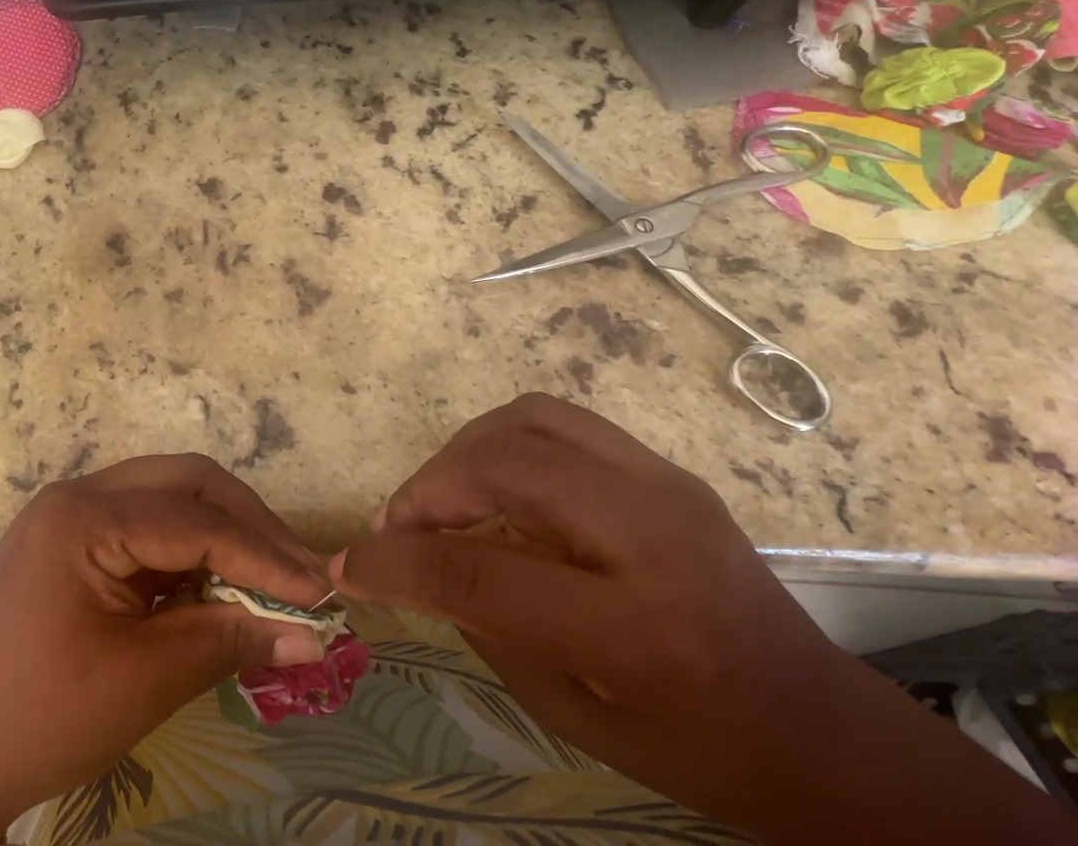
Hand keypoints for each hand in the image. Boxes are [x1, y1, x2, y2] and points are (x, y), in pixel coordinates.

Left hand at [0, 455, 332, 845]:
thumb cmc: (46, 715)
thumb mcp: (146, 678)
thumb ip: (230, 640)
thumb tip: (313, 634)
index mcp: (82, 518)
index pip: (196, 521)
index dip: (265, 556)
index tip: (321, 594)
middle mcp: (74, 498)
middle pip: (184, 485)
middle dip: (248, 526)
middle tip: (300, 575)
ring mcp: (67, 518)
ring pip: (166, 500)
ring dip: (222, 536)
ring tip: (271, 583)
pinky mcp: (69, 545)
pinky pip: (143, 530)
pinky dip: (187, 555)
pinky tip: (219, 590)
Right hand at [334, 393, 1074, 844]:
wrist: (815, 723)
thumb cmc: (689, 744)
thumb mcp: (571, 713)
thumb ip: (484, 627)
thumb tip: (409, 565)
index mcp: (637, 628)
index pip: (480, 571)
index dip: (394, 563)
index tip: (347, 565)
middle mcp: (654, 535)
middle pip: (502, 464)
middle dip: (425, 490)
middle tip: (397, 531)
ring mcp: (667, 486)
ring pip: (526, 419)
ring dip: (459, 455)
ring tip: (438, 502)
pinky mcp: (664, 467)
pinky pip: (556, 421)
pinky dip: (499, 443)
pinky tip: (488, 487)